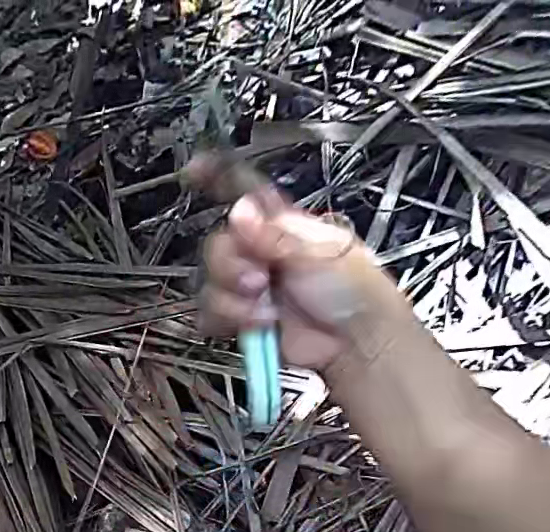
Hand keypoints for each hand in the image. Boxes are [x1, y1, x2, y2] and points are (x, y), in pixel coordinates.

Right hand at [198, 190, 410, 380]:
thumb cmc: (355, 292)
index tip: (194, 170)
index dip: (217, 180)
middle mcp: (262, 254)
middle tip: (259, 280)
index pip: (245, 194)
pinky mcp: (242, 319)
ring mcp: (250, 288)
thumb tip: (240, 212)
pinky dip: (228, 320)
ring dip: (234, 301)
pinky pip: (211, 315)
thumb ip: (273, 235)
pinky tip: (254, 323)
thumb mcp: (318, 251)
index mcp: (282, 226)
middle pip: (218, 247)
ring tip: (265, 310)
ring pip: (211, 285)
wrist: (354, 342)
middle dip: (232, 268)